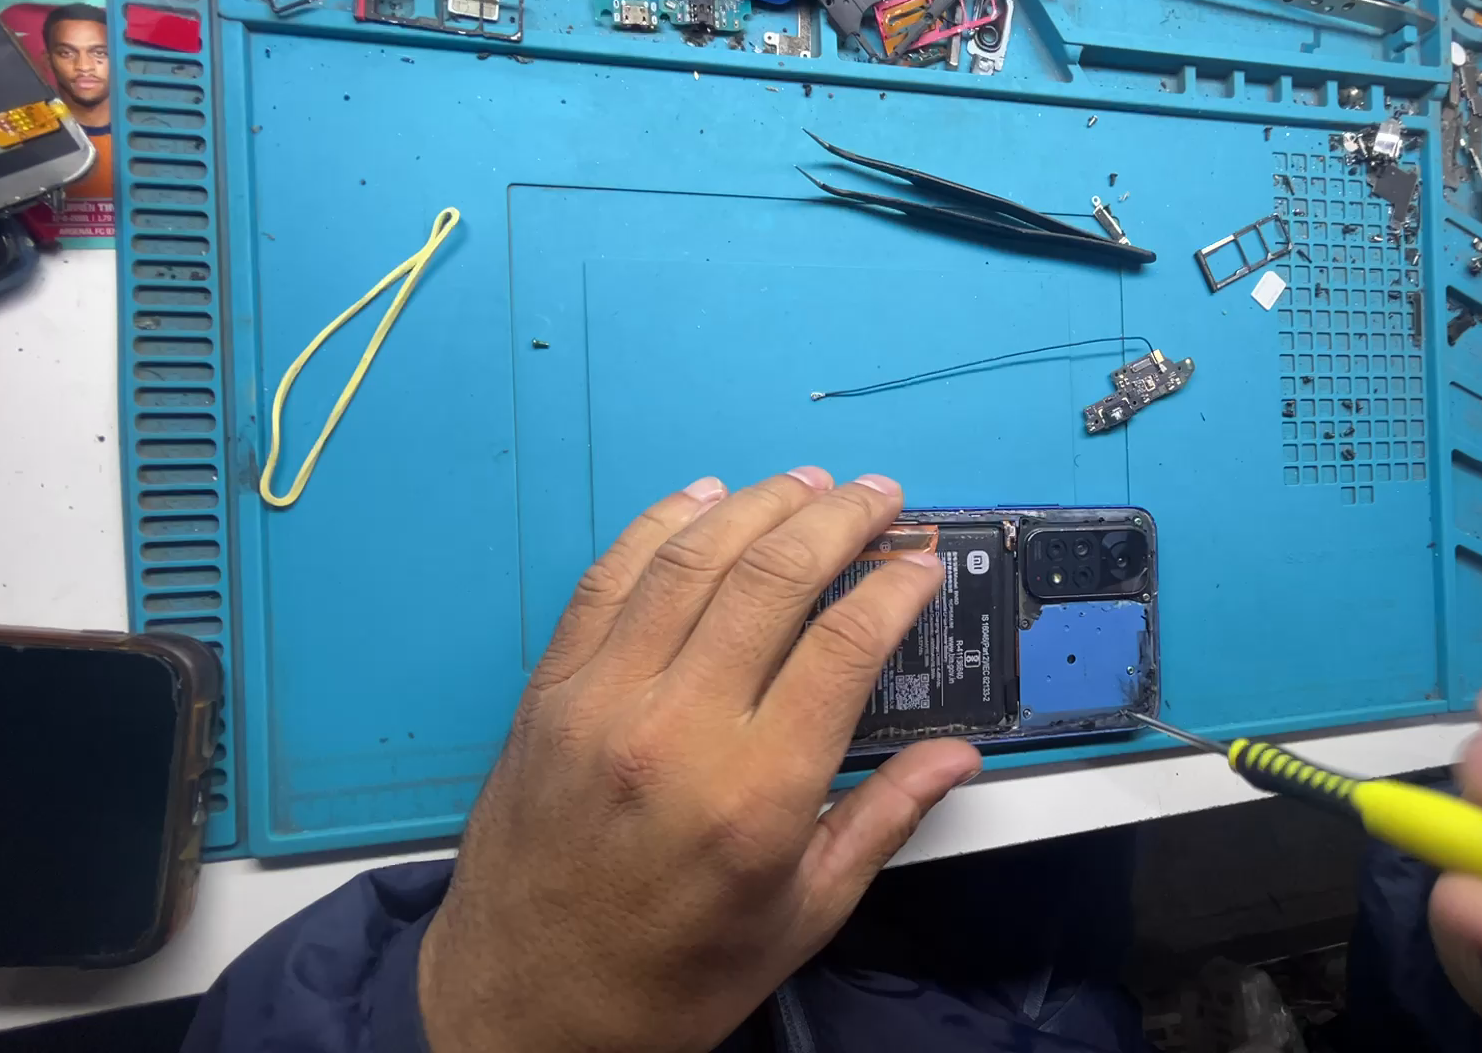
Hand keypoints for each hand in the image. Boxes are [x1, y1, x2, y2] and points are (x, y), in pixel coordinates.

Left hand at [417, 468, 982, 1051]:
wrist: (521, 1010)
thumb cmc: (677, 973)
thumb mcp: (805, 914)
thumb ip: (887, 818)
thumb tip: (960, 755)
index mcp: (756, 792)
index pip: (843, 645)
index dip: (894, 587)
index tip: (921, 562)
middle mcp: (678, 726)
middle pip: (773, 578)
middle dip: (839, 519)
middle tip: (879, 495)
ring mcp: (604, 695)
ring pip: (693, 558)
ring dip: (760, 504)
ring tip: (810, 482)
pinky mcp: (552, 685)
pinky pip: (609, 577)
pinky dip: (661, 522)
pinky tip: (705, 495)